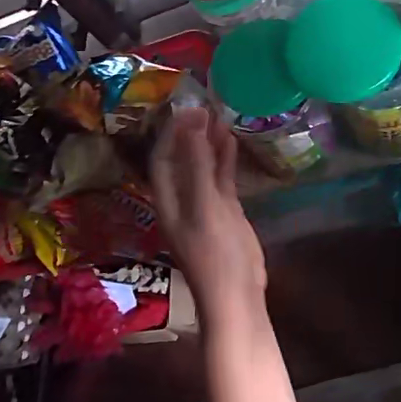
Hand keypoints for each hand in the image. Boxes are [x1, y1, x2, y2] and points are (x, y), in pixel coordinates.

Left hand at [148, 105, 267, 324]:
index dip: (173, 133)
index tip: (189, 109)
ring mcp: (204, 205)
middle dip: (190, 133)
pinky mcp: (225, 211)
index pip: (163, 158)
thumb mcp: (206, 208)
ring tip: (220, 115)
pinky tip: (232, 140)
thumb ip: (199, 167)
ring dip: (209, 142)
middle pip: (181, 158)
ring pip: (203, 166)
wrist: (237, 295)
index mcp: (168, 200)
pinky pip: (220, 178)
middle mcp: (182, 199)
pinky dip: (224, 159)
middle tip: (207, 105)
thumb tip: (191, 128)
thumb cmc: (216, 254)